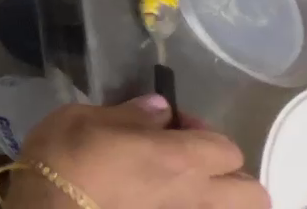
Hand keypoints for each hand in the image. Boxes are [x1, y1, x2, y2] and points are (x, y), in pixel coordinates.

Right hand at [13, 97, 264, 208]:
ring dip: (219, 197)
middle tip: (187, 159)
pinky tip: (160, 198)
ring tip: (180, 183)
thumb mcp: (85, 118)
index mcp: (179, 158)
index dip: (201, 131)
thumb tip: (160, 108)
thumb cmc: (66, 152)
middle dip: (229, 173)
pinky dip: (192, 206)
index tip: (169, 123)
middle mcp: (199, 194)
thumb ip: (130, 114)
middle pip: (253, 191)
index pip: (225, 147)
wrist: (52, 204)